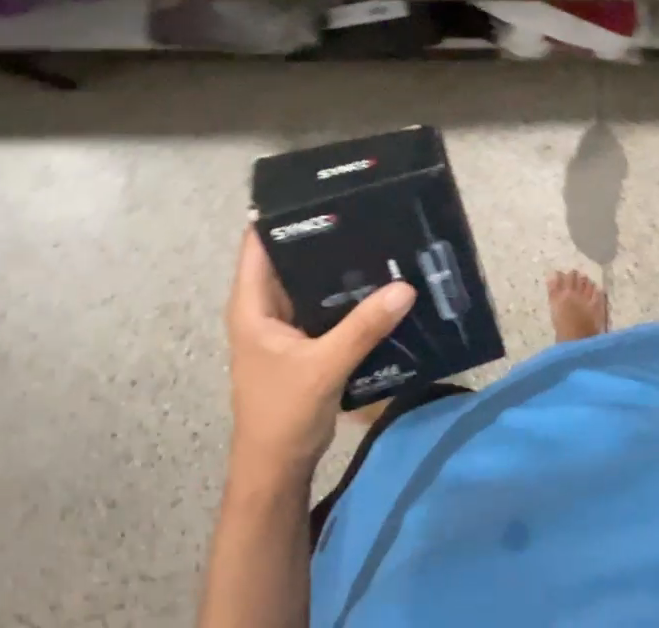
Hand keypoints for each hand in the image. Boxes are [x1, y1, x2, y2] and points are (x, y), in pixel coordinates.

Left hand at [223, 228, 415, 480]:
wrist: (277, 469)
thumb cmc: (283, 413)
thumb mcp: (324, 366)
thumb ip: (364, 327)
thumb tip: (406, 287)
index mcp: (252, 306)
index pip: (259, 244)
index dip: (284, 215)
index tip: (325, 189)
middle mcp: (266, 309)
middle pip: (292, 259)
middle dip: (327, 236)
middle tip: (371, 211)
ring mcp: (287, 327)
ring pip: (314, 285)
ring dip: (342, 269)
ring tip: (384, 240)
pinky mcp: (307, 344)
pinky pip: (329, 308)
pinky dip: (351, 296)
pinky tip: (384, 286)